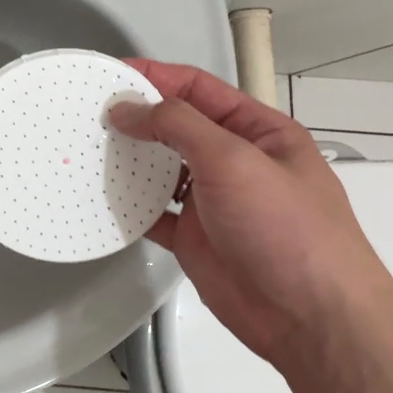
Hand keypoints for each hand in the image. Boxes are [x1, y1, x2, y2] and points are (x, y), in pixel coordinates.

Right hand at [109, 60, 392, 364]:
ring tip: (82, 148)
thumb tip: (126, 109)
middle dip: (134, 117)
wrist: (310, 318)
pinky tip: (97, 194)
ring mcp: (212, 200)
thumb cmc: (286, 228)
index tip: (108, 74)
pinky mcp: (193, 236)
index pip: (198, 90)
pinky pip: (151, 211)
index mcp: (258, 132)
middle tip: (85, 113)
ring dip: (126, 159)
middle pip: (174, 126)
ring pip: (159, 168)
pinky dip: (126, 204)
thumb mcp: (234, 161)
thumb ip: (177, 126)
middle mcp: (234, 160)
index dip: (154, 77)